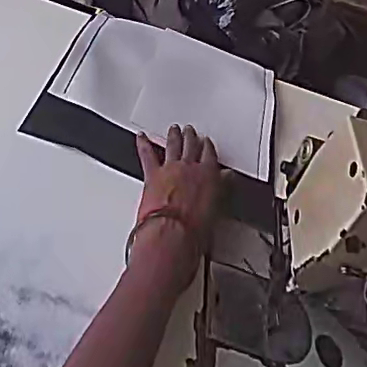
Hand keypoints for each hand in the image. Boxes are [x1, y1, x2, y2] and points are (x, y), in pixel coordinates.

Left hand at [130, 125, 221, 295]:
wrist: (171, 236)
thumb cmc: (193, 232)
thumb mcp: (215, 212)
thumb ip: (218, 191)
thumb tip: (225, 183)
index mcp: (208, 176)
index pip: (210, 156)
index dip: (208, 148)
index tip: (207, 143)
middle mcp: (189, 168)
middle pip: (191, 146)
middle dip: (191, 137)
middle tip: (191, 131)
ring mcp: (170, 169)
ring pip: (173, 145)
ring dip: (174, 136)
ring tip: (174, 130)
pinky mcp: (152, 174)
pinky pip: (147, 154)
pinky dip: (143, 144)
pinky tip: (141, 138)